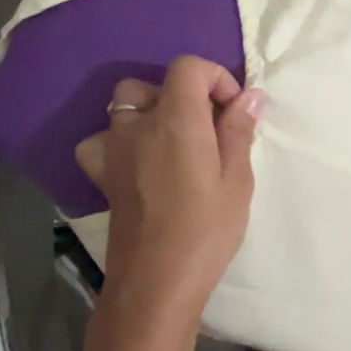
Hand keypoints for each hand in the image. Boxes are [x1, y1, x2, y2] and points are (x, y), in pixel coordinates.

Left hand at [74, 57, 263, 317]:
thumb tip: (250, 95)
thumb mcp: (238, 180)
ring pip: (123, 106)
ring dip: (150, 112)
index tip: (233, 110)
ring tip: (175, 141)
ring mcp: (113, 150)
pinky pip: (101, 141)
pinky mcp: (102, 176)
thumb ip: (239, 131)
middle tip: (210, 129)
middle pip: (154, 84)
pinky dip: (118, 141)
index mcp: (176, 120)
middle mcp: (137, 125)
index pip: (188, 67)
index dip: (215, 78)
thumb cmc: (205, 230)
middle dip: (185, 95)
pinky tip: (138, 161)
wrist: (156, 283)